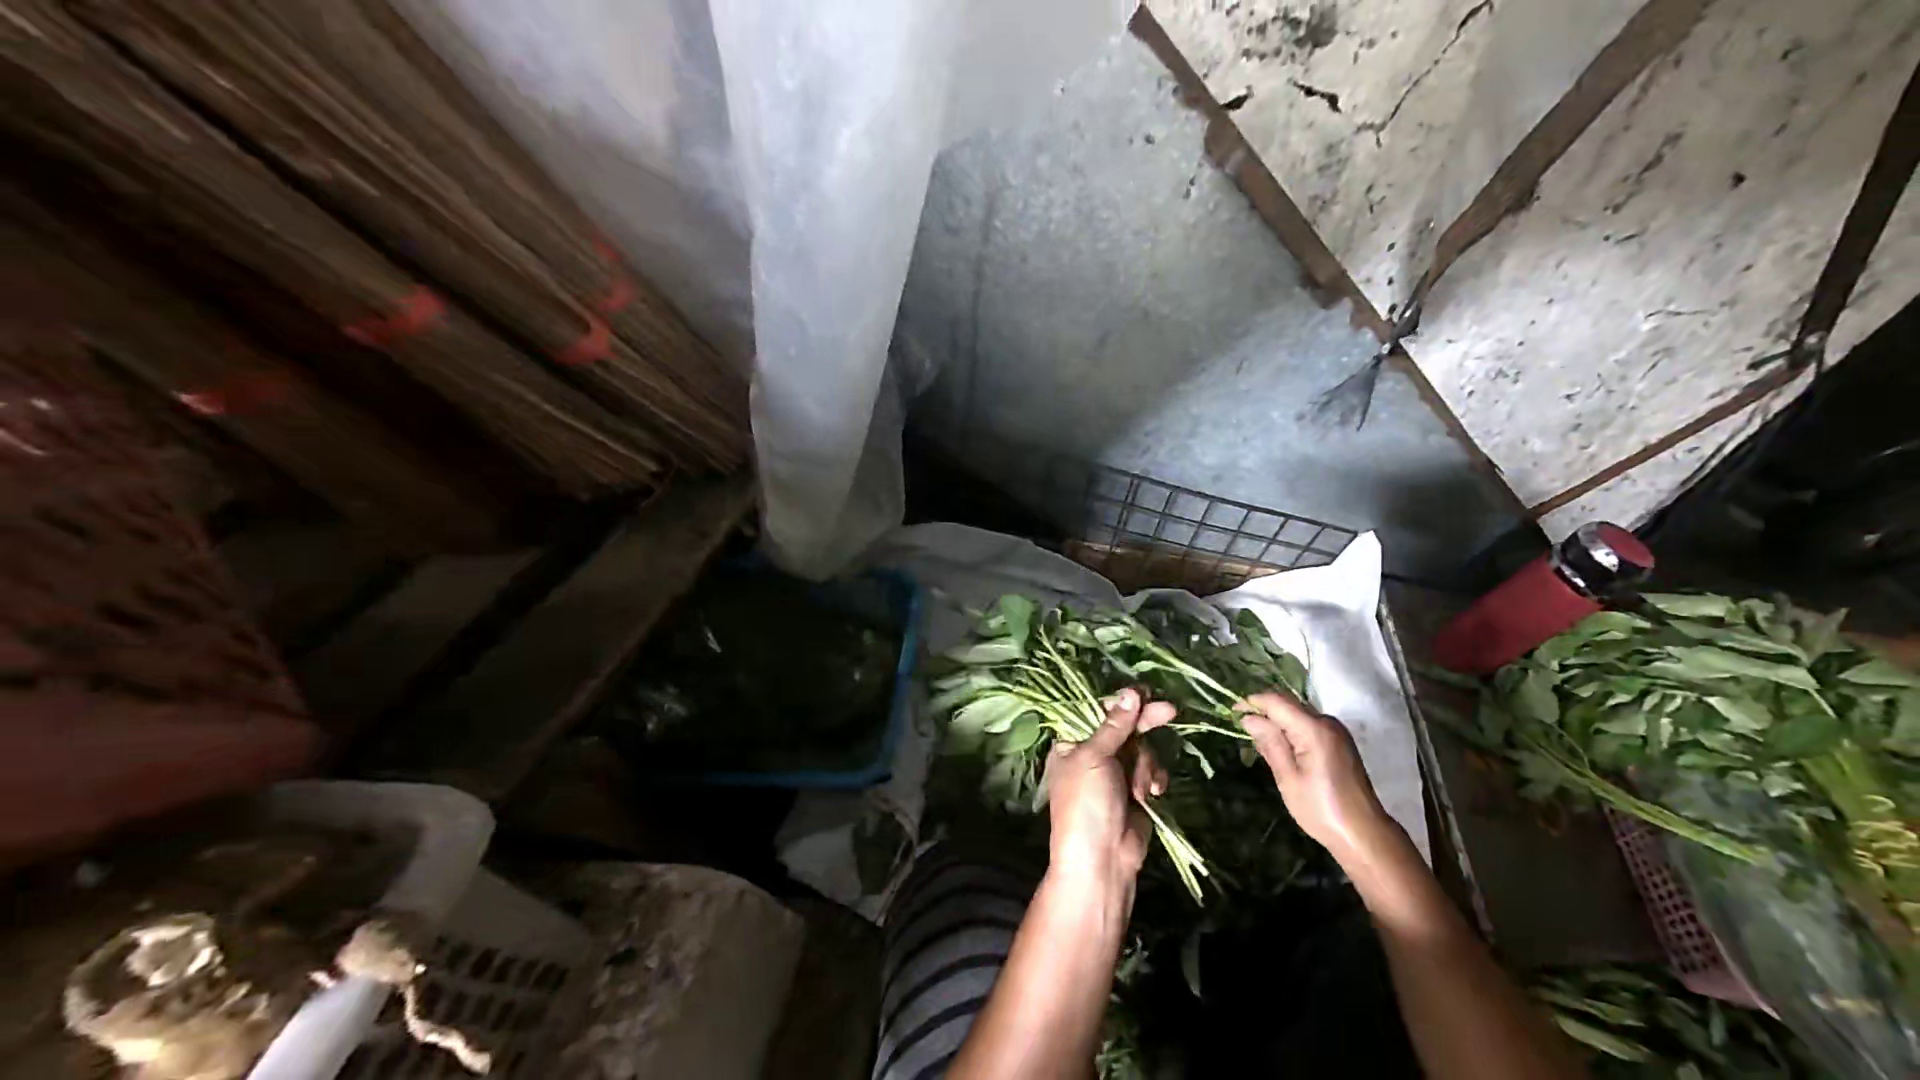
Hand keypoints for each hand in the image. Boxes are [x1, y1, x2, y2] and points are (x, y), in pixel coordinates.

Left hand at [1043, 688, 1171, 895]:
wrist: (1102, 859)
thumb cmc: (1086, 804)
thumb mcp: (1095, 758)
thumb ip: (1114, 726)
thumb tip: (1129, 693)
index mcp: (1072, 743)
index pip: (1097, 712)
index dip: (1120, 702)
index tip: (1142, 692)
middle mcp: (1093, 753)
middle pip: (1124, 727)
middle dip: (1145, 721)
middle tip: (1170, 710)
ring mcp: (1116, 771)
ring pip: (1142, 748)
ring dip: (1145, 764)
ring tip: (1141, 788)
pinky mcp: (1135, 789)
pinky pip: (1151, 769)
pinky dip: (1154, 778)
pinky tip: (1153, 793)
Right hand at [1238, 691, 1398, 862]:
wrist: (1364, 834)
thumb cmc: (1321, 809)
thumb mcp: (1288, 778)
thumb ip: (1270, 743)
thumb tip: (1249, 718)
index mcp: (1314, 730)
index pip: (1277, 702)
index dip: (1252, 703)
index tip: (1232, 713)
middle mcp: (1328, 723)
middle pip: (1288, 704)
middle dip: (1264, 712)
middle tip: (1243, 730)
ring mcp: (1336, 732)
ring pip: (1298, 714)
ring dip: (1277, 721)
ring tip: (1260, 742)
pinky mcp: (1339, 742)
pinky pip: (1308, 725)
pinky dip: (1291, 730)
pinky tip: (1282, 749)